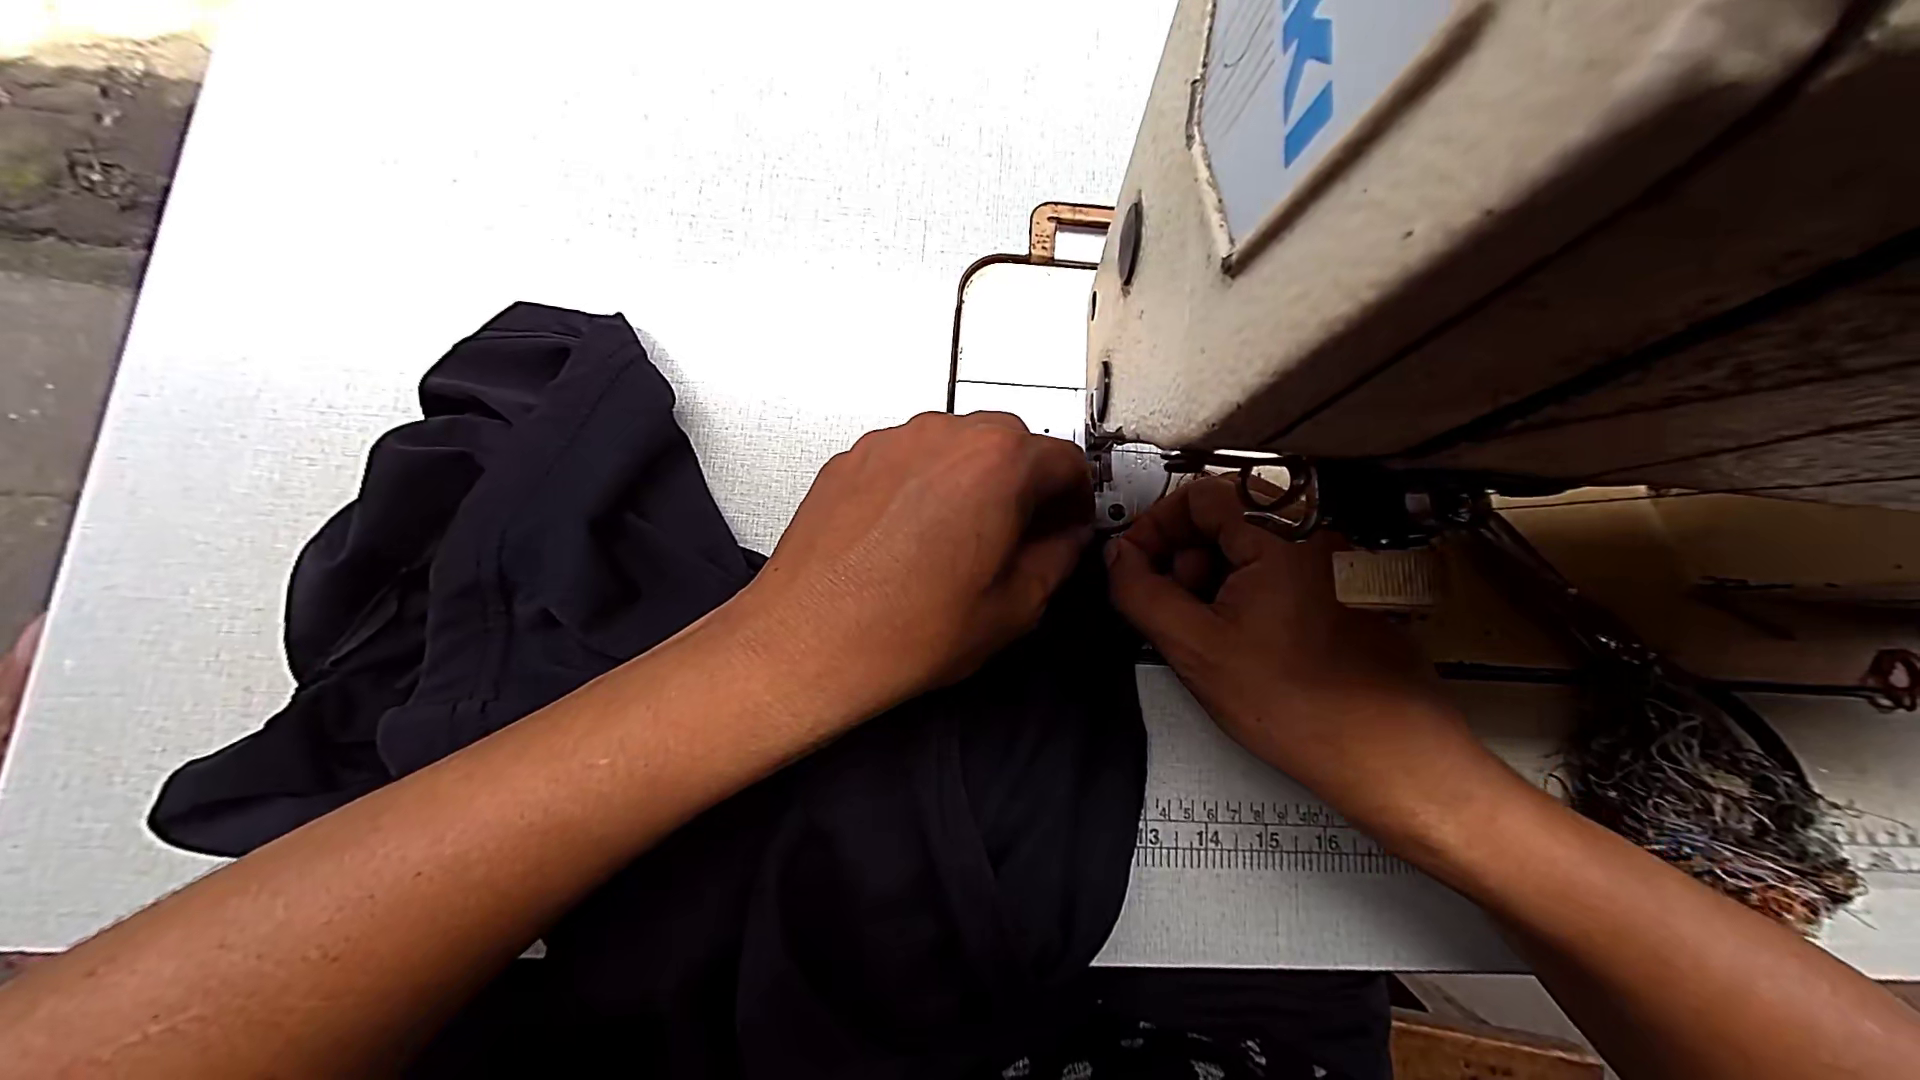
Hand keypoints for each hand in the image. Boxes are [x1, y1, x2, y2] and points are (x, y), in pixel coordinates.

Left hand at [739, 411, 1092, 713]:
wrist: (807, 642)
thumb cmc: (892, 631)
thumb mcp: (1012, 608)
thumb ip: (1057, 560)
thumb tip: (1063, 542)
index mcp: (996, 464)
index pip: (1065, 459)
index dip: (1075, 497)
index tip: (1067, 519)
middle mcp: (942, 438)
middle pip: (1011, 444)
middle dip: (1026, 486)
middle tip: (1021, 533)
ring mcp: (891, 443)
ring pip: (957, 447)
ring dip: (973, 483)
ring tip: (959, 543)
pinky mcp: (853, 459)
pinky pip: (909, 459)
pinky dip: (924, 486)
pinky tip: (915, 538)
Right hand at [1105, 476, 1504, 842]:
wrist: (1386, 756)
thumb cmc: (1309, 710)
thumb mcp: (1194, 648)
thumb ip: (1140, 593)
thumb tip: (1119, 561)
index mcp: (1282, 540)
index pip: (1198, 495)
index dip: (1154, 525)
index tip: (1135, 558)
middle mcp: (1316, 539)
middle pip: (1222, 517)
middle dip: (1182, 554)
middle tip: (1173, 599)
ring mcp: (1332, 564)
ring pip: (1246, 546)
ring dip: (1210, 575)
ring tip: (1209, 628)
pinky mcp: (1338, 589)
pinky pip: (1274, 569)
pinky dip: (1242, 590)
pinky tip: (1240, 638)